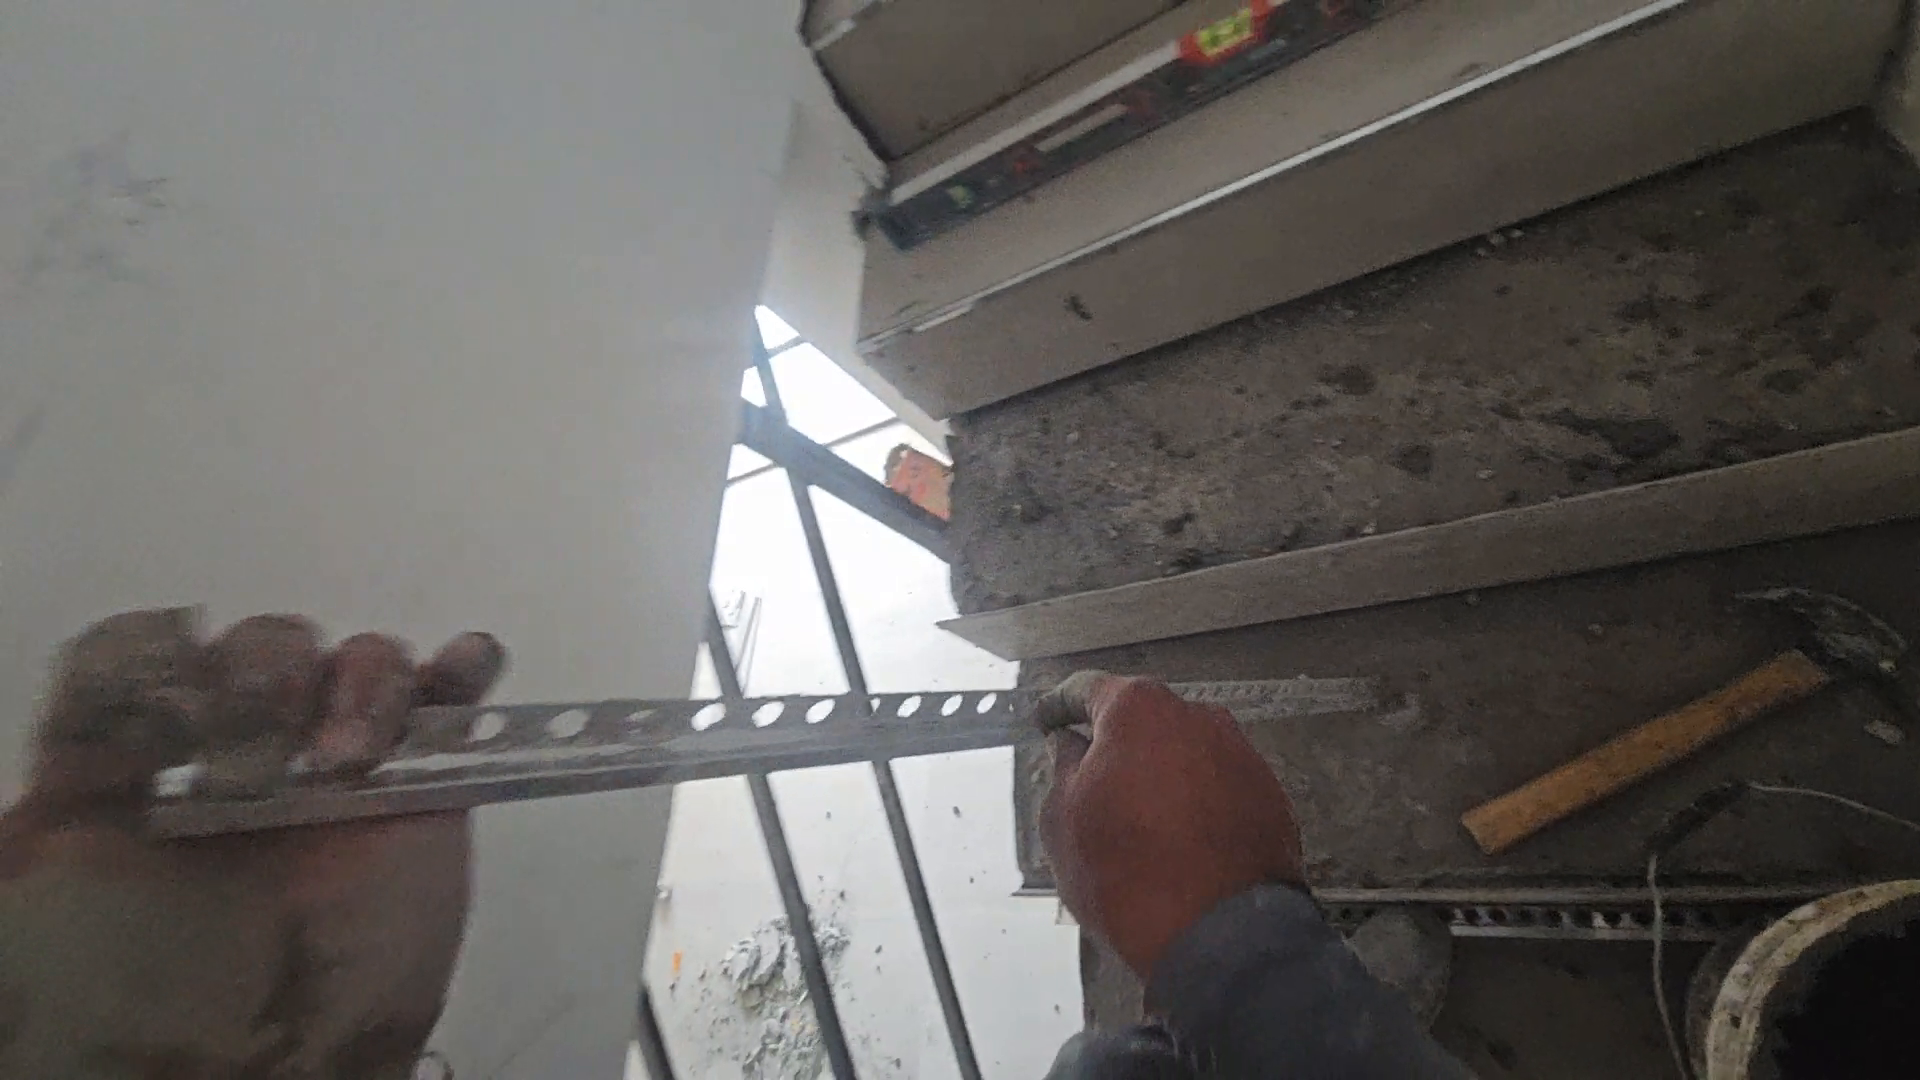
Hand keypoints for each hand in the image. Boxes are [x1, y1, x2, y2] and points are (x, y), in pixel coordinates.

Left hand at [0, 609, 504, 1078]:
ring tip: (359, 758)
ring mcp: (348, 756)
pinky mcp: (431, 776)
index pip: (152, 654)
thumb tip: (123, 677)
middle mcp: (247, 743)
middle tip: (260, 767)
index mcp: (137, 761)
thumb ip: (74, 768)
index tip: (173, 715)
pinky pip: (459, 699)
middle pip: (271, 641)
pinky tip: (465, 667)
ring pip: (369, 657)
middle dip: (270, 678)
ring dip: (368, 683)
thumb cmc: (122, 987)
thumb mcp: (36, 881)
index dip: (164, 656)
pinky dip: (470, 667)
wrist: (259, 1061)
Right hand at [1038, 672, 1303, 980]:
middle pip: (1140, 718)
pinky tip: (1178, 835)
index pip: (1086, 689)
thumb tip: (1072, 747)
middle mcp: (1194, 716)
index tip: (1047, 720)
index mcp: (1137, 709)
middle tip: (1089, 777)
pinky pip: (1215, 782)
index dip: (1059, 705)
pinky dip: (1193, 797)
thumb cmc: (1126, 872)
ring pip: (1181, 750)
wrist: (1224, 943)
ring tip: (1138, 815)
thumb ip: (1062, 767)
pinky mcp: (1269, 793)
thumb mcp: (1063, 818)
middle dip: (1113, 742)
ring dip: (1156, 770)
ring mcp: (1239, 753)